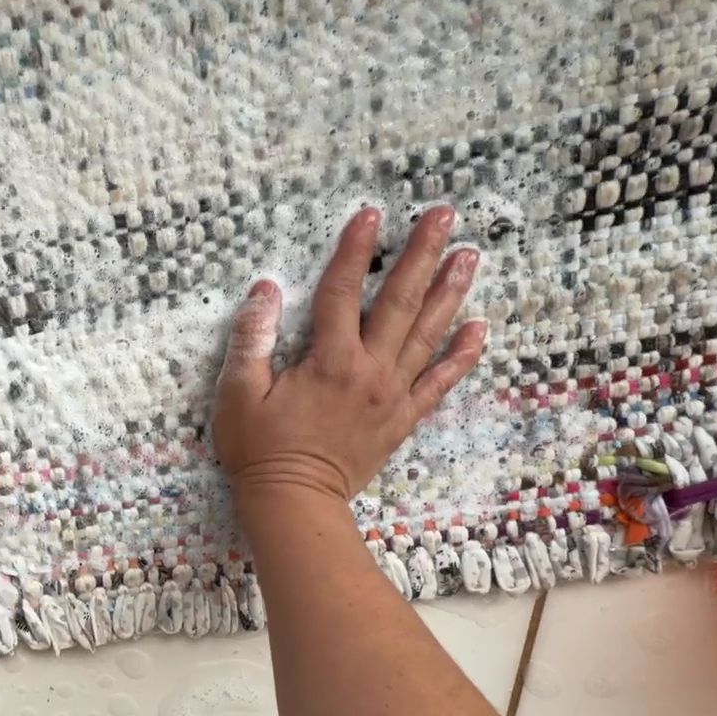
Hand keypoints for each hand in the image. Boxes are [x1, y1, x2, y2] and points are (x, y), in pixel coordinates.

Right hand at [212, 205, 486, 506]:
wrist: (294, 500)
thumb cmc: (259, 448)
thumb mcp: (237, 394)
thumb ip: (251, 341)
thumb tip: (264, 291)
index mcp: (328, 361)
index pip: (342, 293)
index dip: (355, 252)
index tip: (370, 215)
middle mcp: (369, 370)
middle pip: (399, 303)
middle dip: (422, 256)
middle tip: (444, 216)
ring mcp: (392, 394)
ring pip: (427, 334)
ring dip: (450, 292)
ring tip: (470, 255)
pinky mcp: (402, 418)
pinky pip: (440, 382)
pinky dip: (462, 355)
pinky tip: (479, 329)